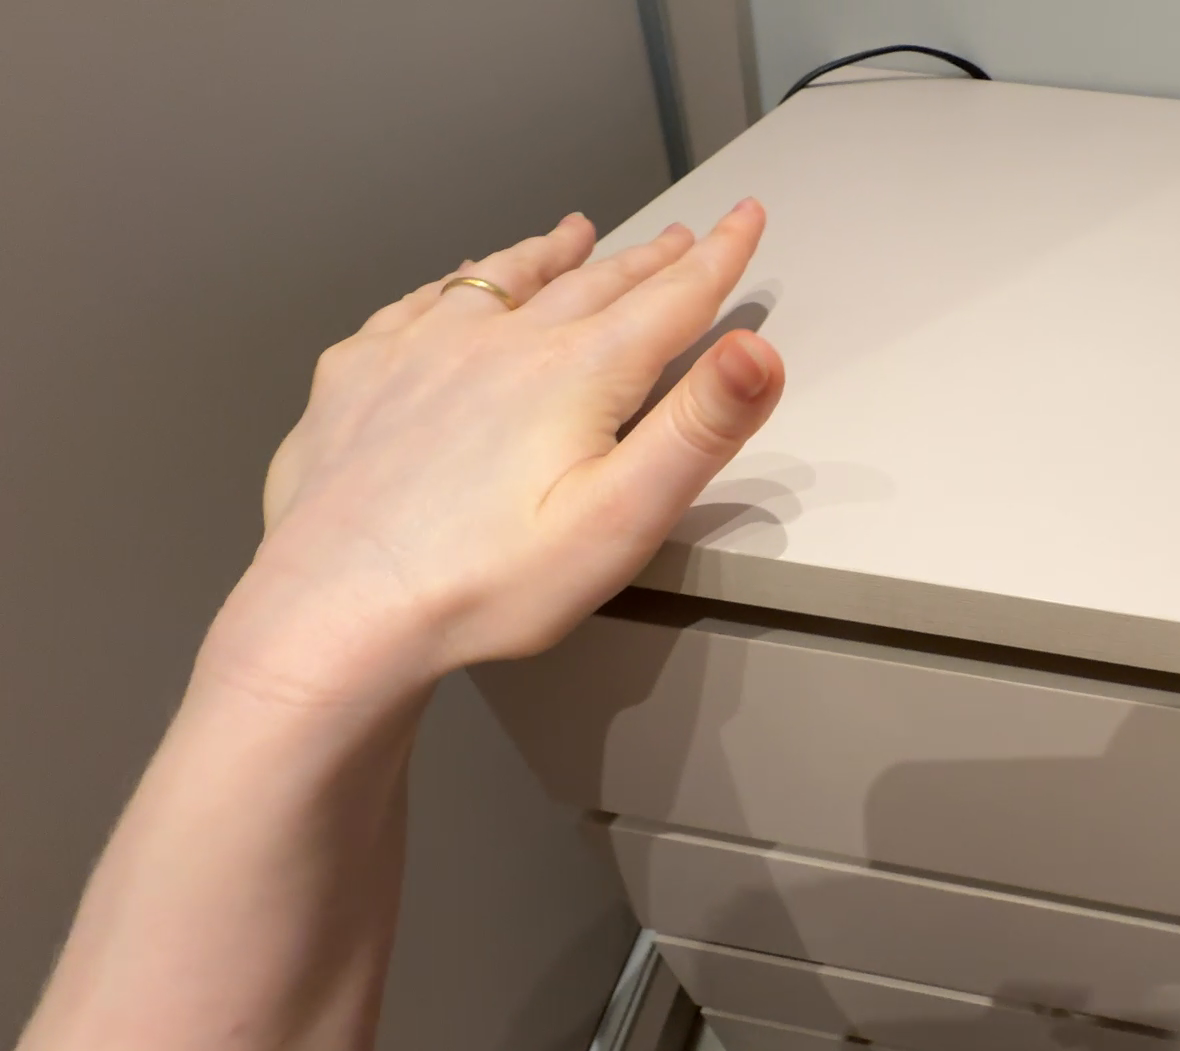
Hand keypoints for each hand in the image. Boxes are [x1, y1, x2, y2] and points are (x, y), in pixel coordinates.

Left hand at [204, 200, 782, 707]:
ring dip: (556, 256)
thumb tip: (758, 350)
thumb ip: (699, 429)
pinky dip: (459, 283)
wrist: (334, 620)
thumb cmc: (496, 580)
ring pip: (507, 283)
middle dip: (652, 259)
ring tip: (579, 231)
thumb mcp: (626, 515)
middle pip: (597, 287)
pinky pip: (420, 306)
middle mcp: (500, 344)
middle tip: (684, 233)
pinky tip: (459, 282)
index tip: (746, 216)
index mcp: (575, 375)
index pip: (670, 301)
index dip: (720, 259)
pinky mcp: (360, 380)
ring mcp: (421, 354)